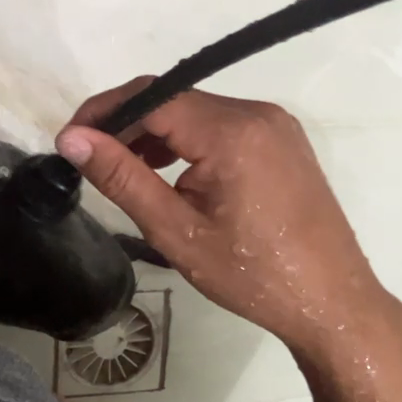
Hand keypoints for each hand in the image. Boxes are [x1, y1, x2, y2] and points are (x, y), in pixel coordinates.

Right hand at [54, 81, 401, 358]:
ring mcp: (273, 124)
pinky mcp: (280, 139)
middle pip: (171, 99)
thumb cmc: (250, 275)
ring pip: (192, 110)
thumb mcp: (174, 230)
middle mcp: (256, 113)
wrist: (332, 304)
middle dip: (124, 123)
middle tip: (90, 161)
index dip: (102, 112)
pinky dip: (183, 141)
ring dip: (152, 133)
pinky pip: (217, 124)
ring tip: (124, 172)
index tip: (70, 142)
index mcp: (231, 133)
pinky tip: (167, 174)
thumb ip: (120, 177)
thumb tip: (70, 138)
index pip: (149, 97)